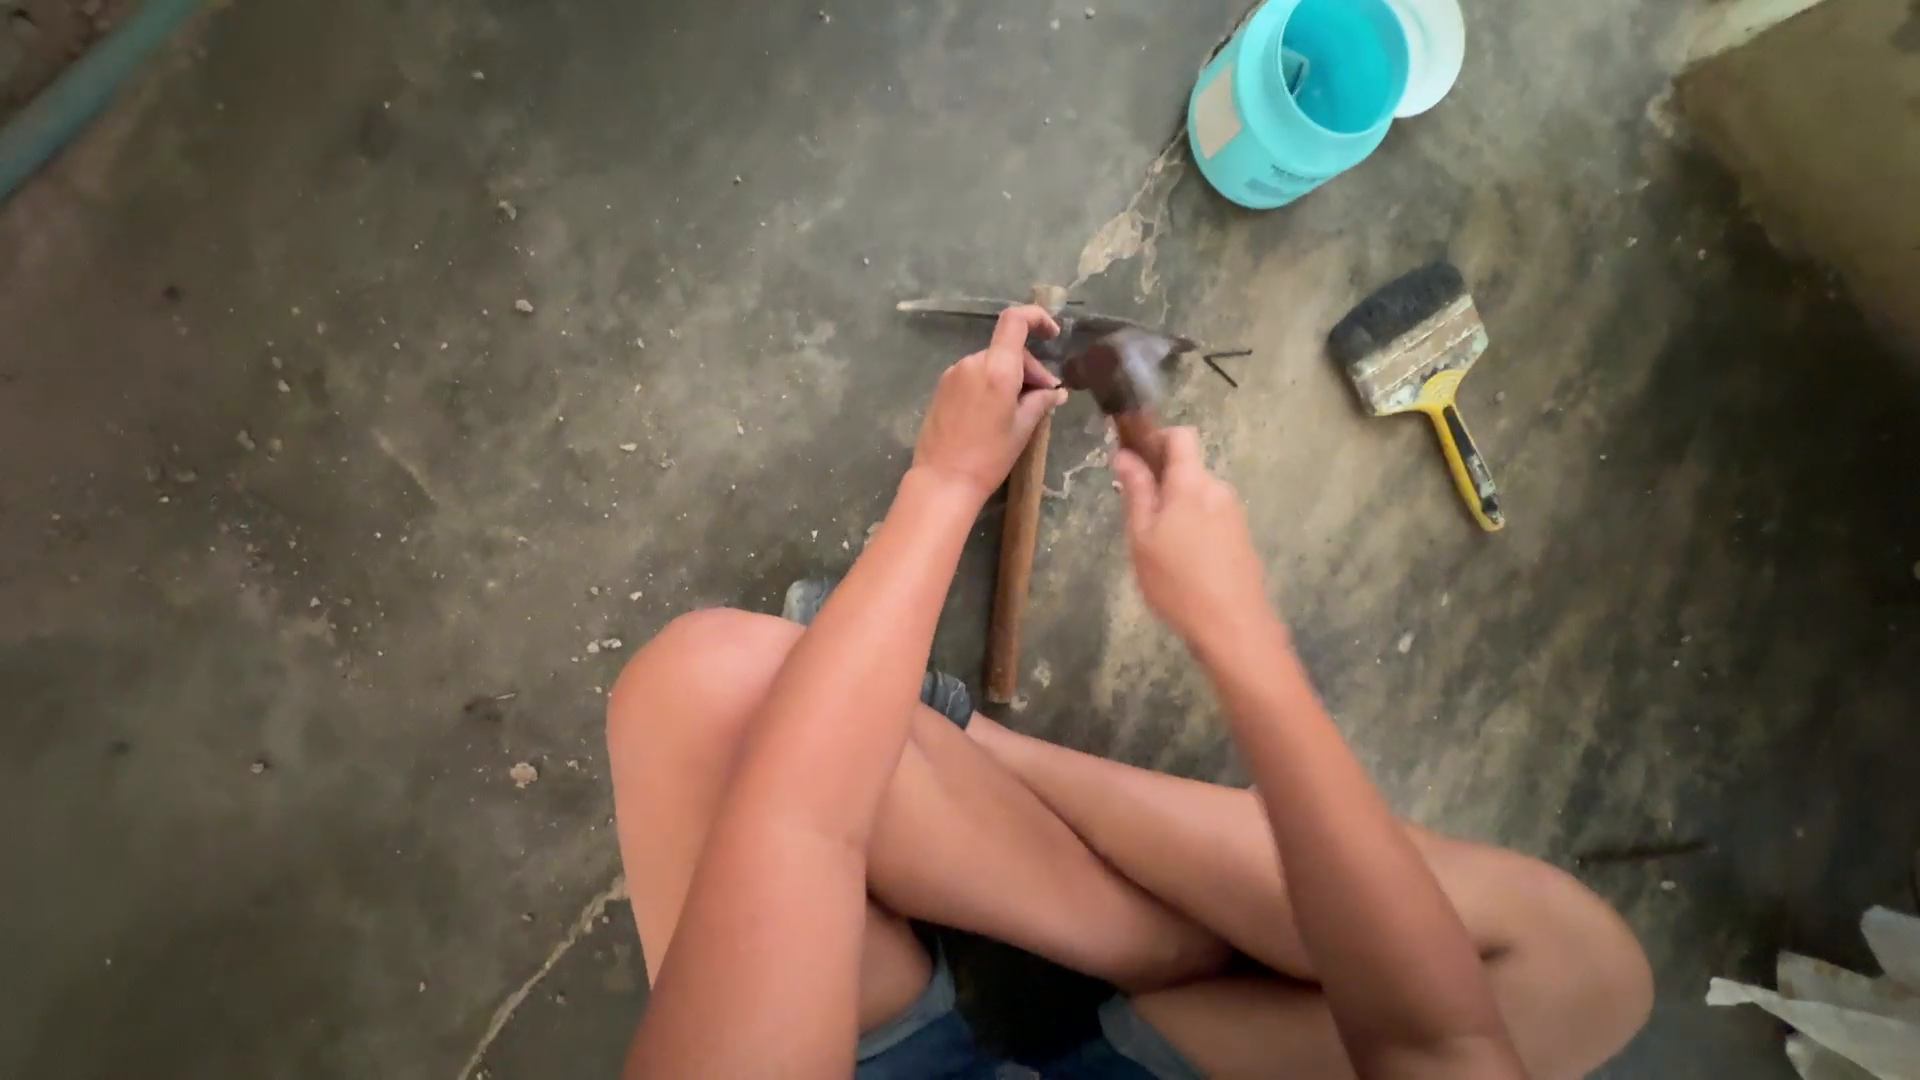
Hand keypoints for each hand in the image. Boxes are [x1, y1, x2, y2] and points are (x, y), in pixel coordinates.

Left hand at [912, 305, 1067, 505]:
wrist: (943, 480)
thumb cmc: (988, 457)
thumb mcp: (1022, 429)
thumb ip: (1041, 402)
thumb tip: (1056, 391)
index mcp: (997, 369)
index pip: (1016, 321)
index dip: (1037, 317)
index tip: (1052, 334)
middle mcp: (972, 363)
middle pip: (1007, 349)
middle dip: (1029, 369)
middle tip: (1043, 397)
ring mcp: (953, 374)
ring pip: (990, 364)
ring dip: (1008, 378)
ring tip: (1018, 410)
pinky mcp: (942, 388)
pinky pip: (973, 376)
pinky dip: (990, 385)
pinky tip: (994, 412)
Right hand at [1112, 427, 1276, 647]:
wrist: (1233, 627)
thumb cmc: (1176, 582)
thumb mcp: (1141, 538)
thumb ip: (1135, 492)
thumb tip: (1124, 455)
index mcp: (1192, 484)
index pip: (1181, 436)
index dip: (1156, 439)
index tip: (1134, 460)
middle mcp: (1218, 490)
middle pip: (1188, 470)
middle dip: (1162, 486)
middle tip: (1138, 522)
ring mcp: (1234, 514)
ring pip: (1198, 497)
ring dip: (1177, 511)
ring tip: (1159, 551)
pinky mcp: (1242, 538)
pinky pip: (1211, 519)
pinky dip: (1194, 529)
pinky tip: (1183, 565)